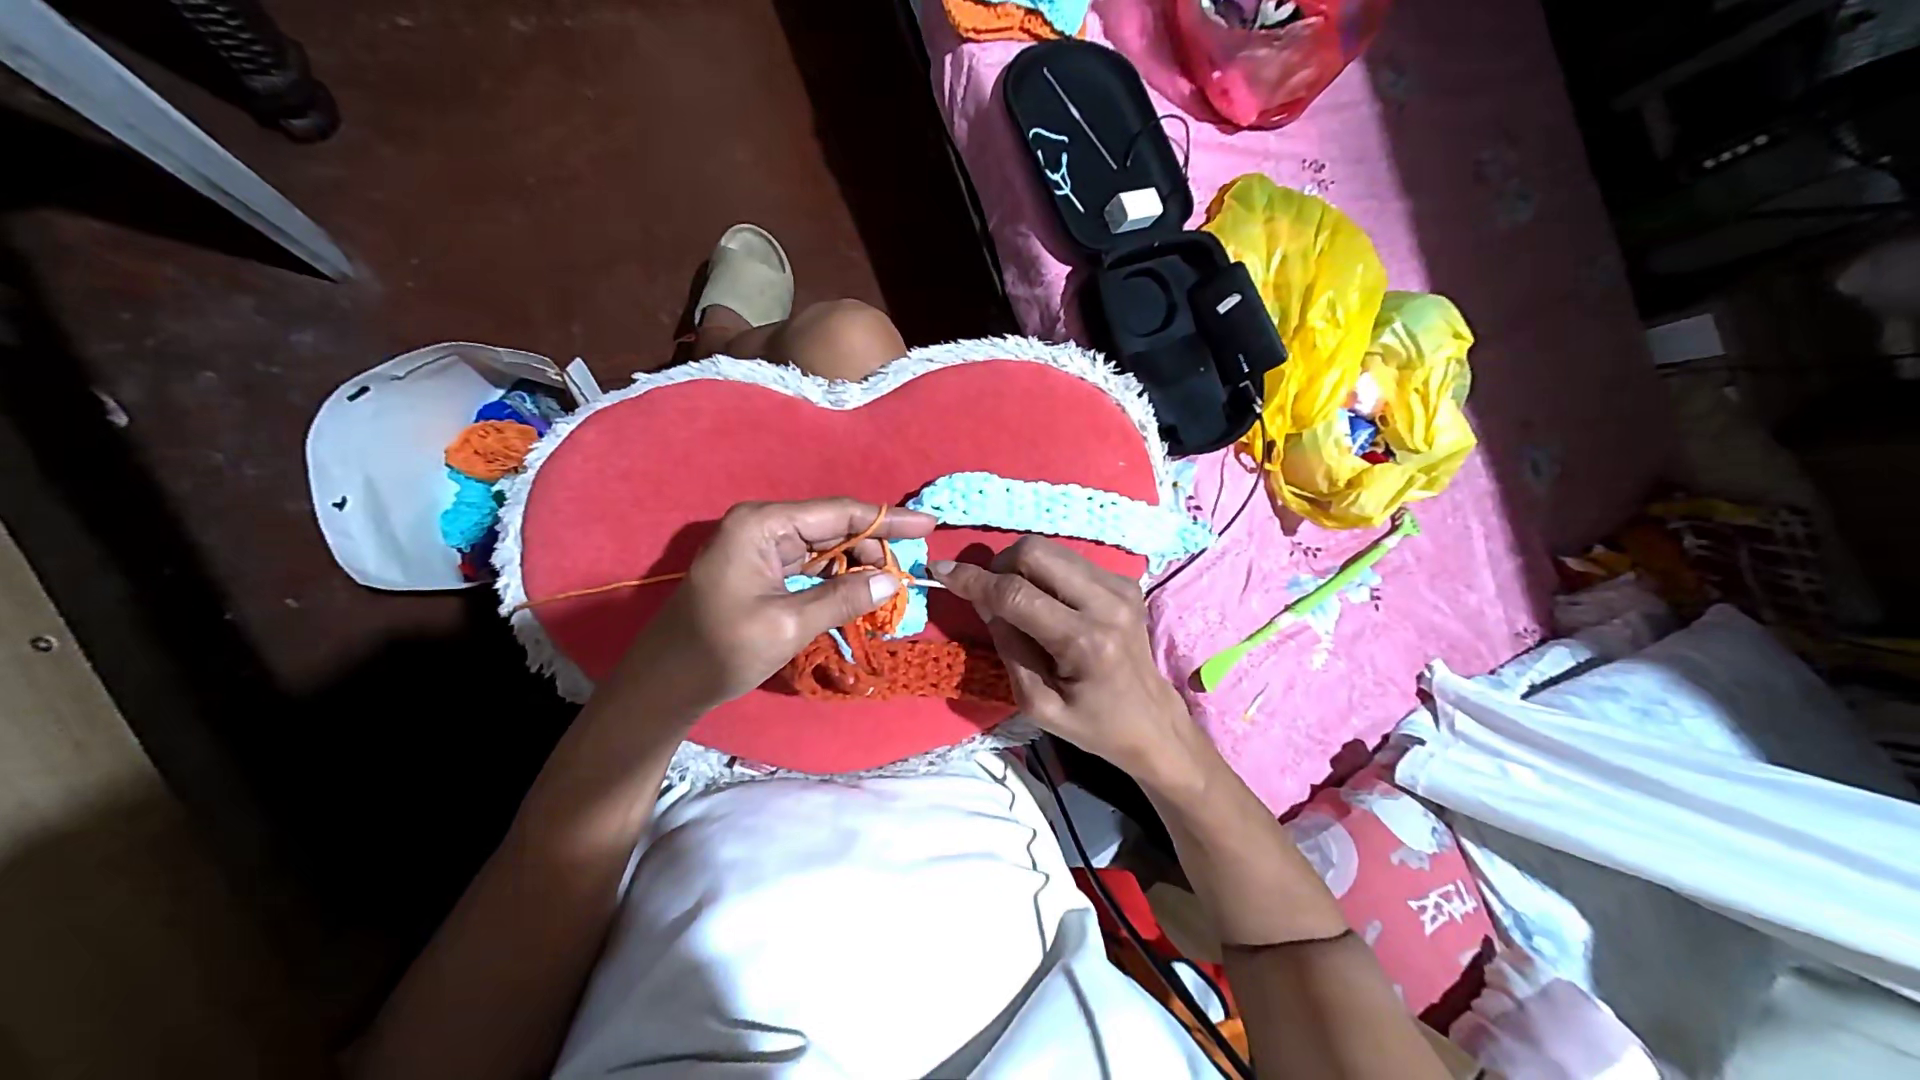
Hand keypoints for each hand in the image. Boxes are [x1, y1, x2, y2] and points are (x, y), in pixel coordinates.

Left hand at [615, 498, 935, 712]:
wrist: (664, 684)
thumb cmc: (721, 649)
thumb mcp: (789, 624)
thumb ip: (844, 597)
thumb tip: (892, 580)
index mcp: (763, 524)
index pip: (839, 512)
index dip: (887, 520)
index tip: (928, 525)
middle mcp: (762, 526)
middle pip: (833, 527)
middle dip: (872, 548)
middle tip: (906, 575)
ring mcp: (759, 547)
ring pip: (824, 547)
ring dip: (856, 565)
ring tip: (889, 587)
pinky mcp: (759, 570)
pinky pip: (808, 565)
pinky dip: (835, 578)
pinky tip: (859, 591)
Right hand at [931, 537, 1204, 791]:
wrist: (1151, 722)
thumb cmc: (1091, 724)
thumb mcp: (1036, 703)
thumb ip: (1007, 646)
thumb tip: (983, 597)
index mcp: (1085, 643)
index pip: (1016, 595)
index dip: (973, 580)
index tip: (942, 571)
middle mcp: (1107, 604)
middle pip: (1035, 552)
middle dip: (1000, 565)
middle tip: (991, 594)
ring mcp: (1121, 587)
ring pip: (1051, 548)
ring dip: (1022, 566)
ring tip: (1019, 599)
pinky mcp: (1126, 581)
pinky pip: (1069, 558)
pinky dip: (1046, 572)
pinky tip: (1049, 601)